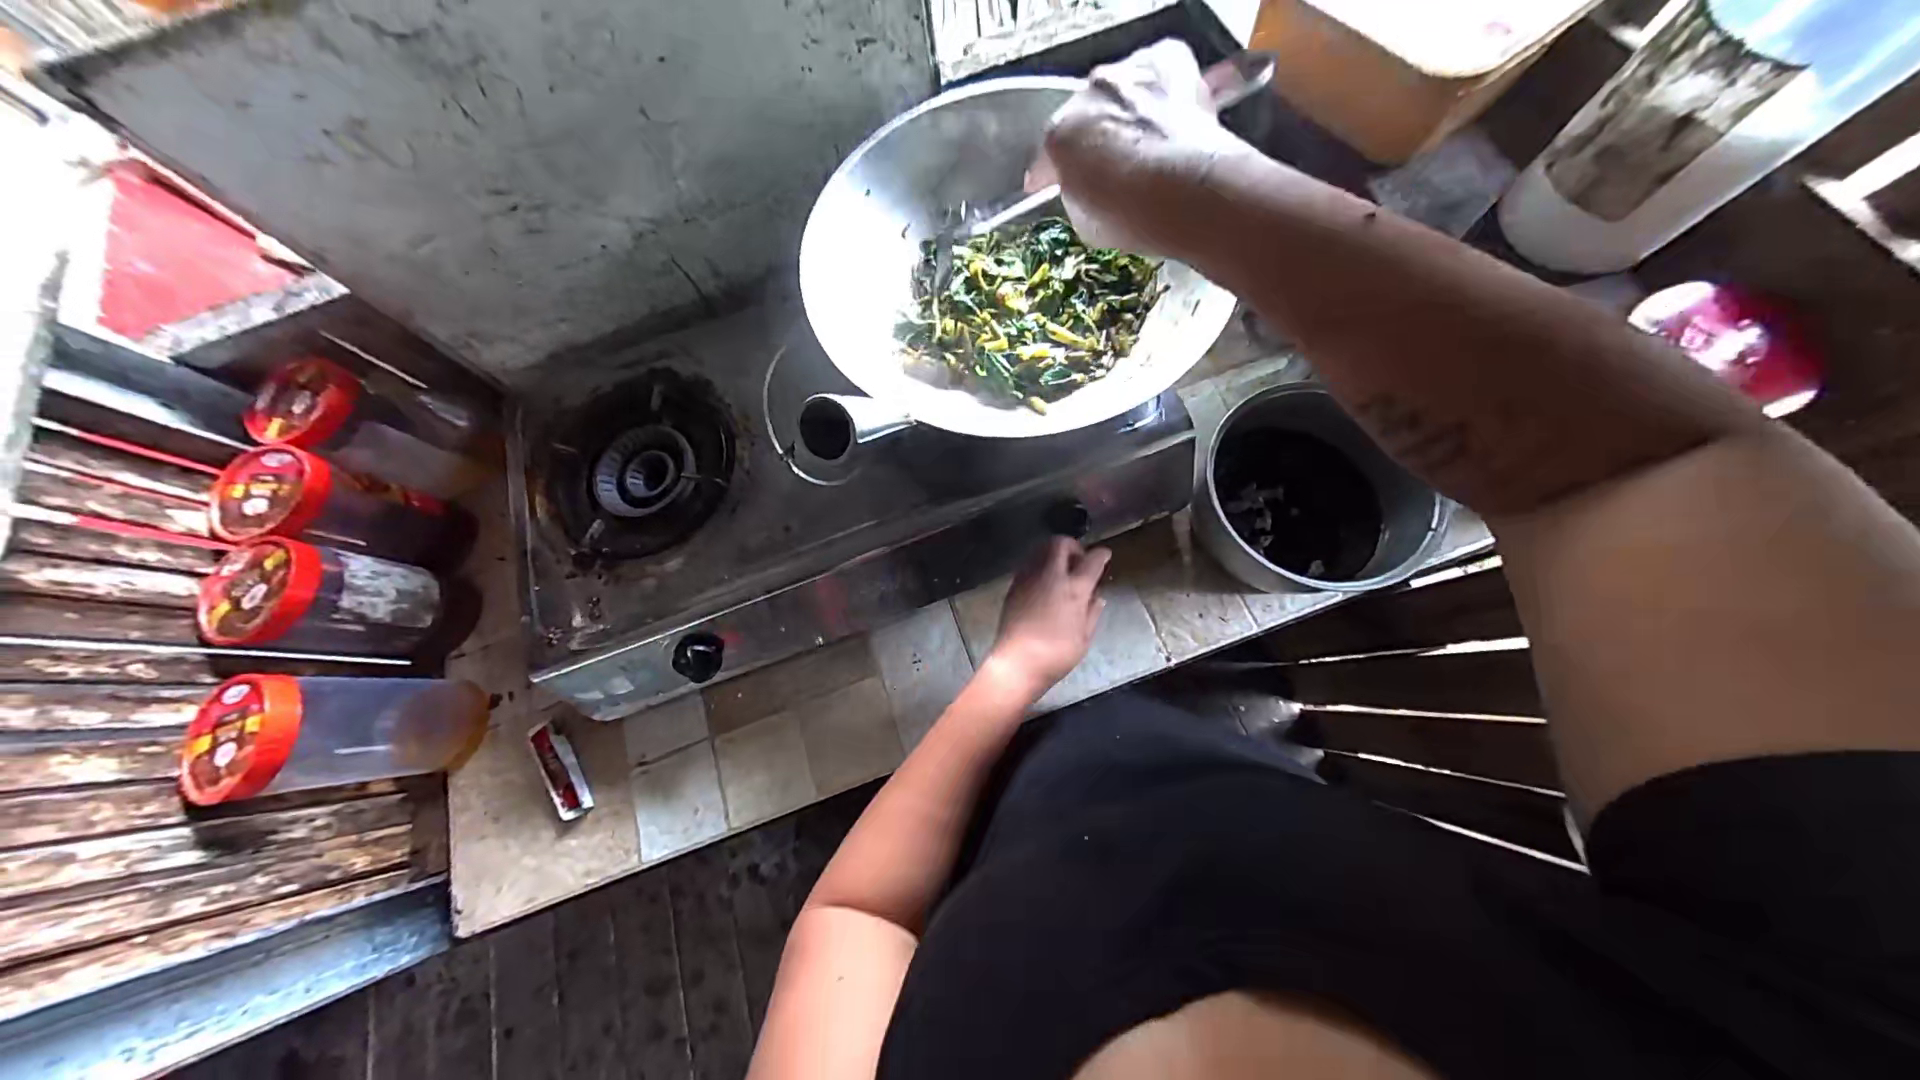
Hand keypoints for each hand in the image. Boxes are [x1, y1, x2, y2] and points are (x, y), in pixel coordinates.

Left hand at [984, 537, 1111, 697]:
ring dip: (1054, 553)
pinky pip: (1029, 565)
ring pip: (1041, 550)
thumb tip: (1096, 597)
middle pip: (1060, 543)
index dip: (1101, 554)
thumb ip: (1092, 613)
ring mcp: (1028, 578)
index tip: (1105, 554)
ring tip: (1061, 570)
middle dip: (1073, 545)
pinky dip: (1040, 565)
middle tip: (1079, 560)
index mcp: (1074, 588)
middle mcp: (1050, 576)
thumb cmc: (1057, 654)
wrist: (1017, 662)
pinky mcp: (1013, 587)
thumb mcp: (1084, 638)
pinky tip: (1044, 584)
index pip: (1092, 560)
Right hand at [1037, 39, 1252, 254]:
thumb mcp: (1085, 221)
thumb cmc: (1130, 215)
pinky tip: (1175, 120)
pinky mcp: (1169, 59)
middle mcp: (1088, 93)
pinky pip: (1159, 74)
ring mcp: (1128, 72)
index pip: (1049, 154)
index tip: (1057, 185)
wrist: (1183, 191)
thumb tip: (1091, 186)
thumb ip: (1080, 193)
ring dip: (1130, 114)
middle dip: (1096, 138)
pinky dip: (1163, 94)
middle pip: (1087, 116)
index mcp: (1059, 134)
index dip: (1053, 174)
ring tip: (1149, 145)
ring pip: (1123, 93)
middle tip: (1113, 166)